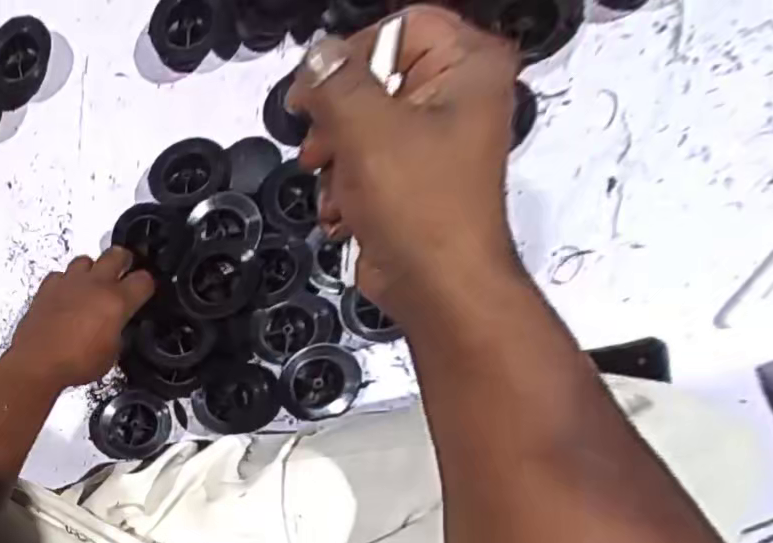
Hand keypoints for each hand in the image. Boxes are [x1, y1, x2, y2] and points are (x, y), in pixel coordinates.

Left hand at [3, 247, 155, 389]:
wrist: (37, 363)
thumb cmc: (74, 363)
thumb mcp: (110, 356)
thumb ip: (117, 335)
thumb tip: (115, 330)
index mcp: (117, 301)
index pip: (144, 280)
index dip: (147, 286)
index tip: (144, 291)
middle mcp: (94, 284)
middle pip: (117, 254)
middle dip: (124, 261)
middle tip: (123, 272)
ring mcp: (69, 282)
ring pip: (86, 259)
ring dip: (92, 270)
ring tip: (91, 285)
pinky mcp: (47, 288)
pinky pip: (60, 275)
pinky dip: (65, 282)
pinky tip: (65, 295)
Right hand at [285, 5, 521, 322]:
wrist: (433, 283)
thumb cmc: (417, 206)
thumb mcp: (369, 133)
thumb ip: (338, 86)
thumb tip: (316, 55)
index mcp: (465, 67)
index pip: (399, 29)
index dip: (348, 57)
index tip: (307, 95)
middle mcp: (453, 99)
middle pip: (373, 84)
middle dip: (335, 125)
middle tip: (317, 152)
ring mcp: (431, 146)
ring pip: (359, 133)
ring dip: (334, 167)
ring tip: (336, 193)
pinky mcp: (408, 185)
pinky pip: (362, 171)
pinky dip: (344, 193)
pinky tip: (342, 215)